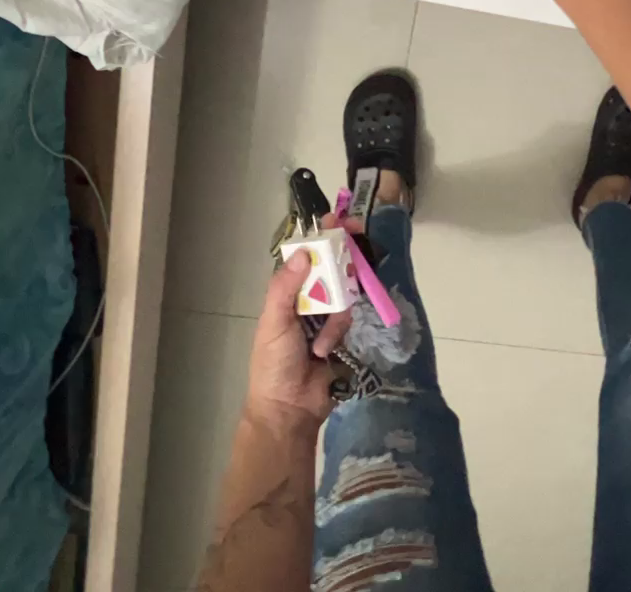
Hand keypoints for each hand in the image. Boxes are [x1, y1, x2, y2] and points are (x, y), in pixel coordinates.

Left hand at [244, 248, 350, 433]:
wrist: (290, 408)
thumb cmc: (273, 363)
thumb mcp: (274, 322)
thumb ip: (286, 287)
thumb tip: (305, 251)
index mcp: (287, 292)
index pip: (306, 256)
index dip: (322, 238)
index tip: (338, 222)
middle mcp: (308, 298)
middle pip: (330, 267)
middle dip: (342, 258)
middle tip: (356, 244)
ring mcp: (327, 314)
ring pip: (343, 292)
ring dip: (334, 312)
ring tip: (321, 341)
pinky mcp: (343, 331)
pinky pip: (349, 316)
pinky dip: (339, 331)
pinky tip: (326, 351)